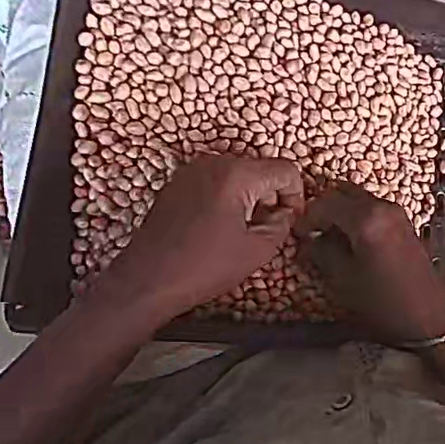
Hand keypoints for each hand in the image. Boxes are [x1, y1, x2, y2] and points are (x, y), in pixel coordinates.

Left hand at [85, 156, 303, 331]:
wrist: (148, 279)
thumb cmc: (203, 266)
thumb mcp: (259, 249)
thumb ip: (283, 223)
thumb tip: (285, 213)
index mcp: (237, 175)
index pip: (285, 170)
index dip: (296, 196)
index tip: (291, 220)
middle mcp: (213, 163)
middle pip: (261, 169)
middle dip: (273, 196)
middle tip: (271, 228)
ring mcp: (191, 172)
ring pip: (239, 175)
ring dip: (251, 198)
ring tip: (245, 231)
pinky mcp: (177, 184)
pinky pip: (216, 182)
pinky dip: (228, 198)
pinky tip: (221, 228)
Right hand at [295, 181, 444, 344]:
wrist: (433, 317)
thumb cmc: (385, 301)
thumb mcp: (345, 280)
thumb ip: (323, 253)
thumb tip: (311, 241)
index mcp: (366, 217)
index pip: (325, 202)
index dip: (307, 217)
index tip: (297, 235)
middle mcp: (383, 207)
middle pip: (343, 192)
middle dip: (324, 208)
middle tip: (311, 232)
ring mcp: (397, 214)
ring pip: (359, 200)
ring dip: (341, 212)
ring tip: (328, 239)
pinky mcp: (405, 225)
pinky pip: (373, 211)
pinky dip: (357, 218)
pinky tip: (350, 243)